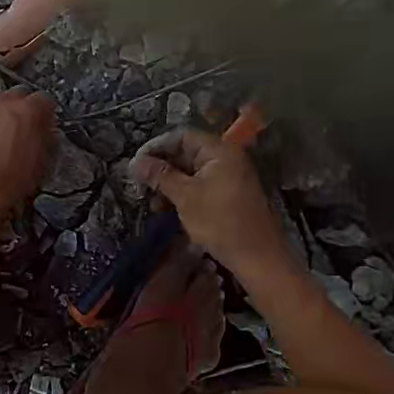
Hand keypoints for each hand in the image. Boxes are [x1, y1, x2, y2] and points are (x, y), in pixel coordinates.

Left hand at [0, 87, 57, 226]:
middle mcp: (4, 105)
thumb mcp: (43, 162)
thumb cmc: (13, 180)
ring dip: (7, 114)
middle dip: (26, 106)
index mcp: (29, 111)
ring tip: (11, 134)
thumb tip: (48, 131)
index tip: (49, 122)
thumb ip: (48, 139)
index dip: (49, 112)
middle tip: (30, 124)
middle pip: (20, 94)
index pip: (45, 100)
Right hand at [131, 129, 288, 271]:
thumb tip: (136, 162)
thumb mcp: (185, 197)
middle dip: (163, 169)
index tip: (137, 164)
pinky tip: (170, 209)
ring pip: (193, 173)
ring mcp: (230, 177)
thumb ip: (160, 176)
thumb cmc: (220, 221)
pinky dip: (185, 195)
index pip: (182, 136)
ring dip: (171, 185)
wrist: (257, 256)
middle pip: (187, 153)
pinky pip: (202, 186)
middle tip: (141, 185)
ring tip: (154, 204)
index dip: (157, 147)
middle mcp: (227, 158)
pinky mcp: (230, 196)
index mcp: (220, 151)